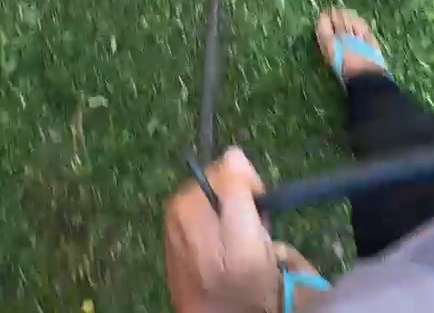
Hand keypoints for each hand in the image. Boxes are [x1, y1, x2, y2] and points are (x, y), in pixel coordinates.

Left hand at [164, 149, 279, 312]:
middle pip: (224, 184)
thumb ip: (236, 186)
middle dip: (244, 203)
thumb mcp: (244, 232)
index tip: (256, 213)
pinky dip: (227, 233)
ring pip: (222, 202)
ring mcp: (178, 227)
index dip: (249, 186)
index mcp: (186, 199)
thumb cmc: (235, 282)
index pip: (228, 166)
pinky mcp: (184, 244)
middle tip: (251, 234)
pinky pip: (214, 221)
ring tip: (243, 248)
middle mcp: (177, 207)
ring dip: (238, 219)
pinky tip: (231, 255)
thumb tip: (233, 152)